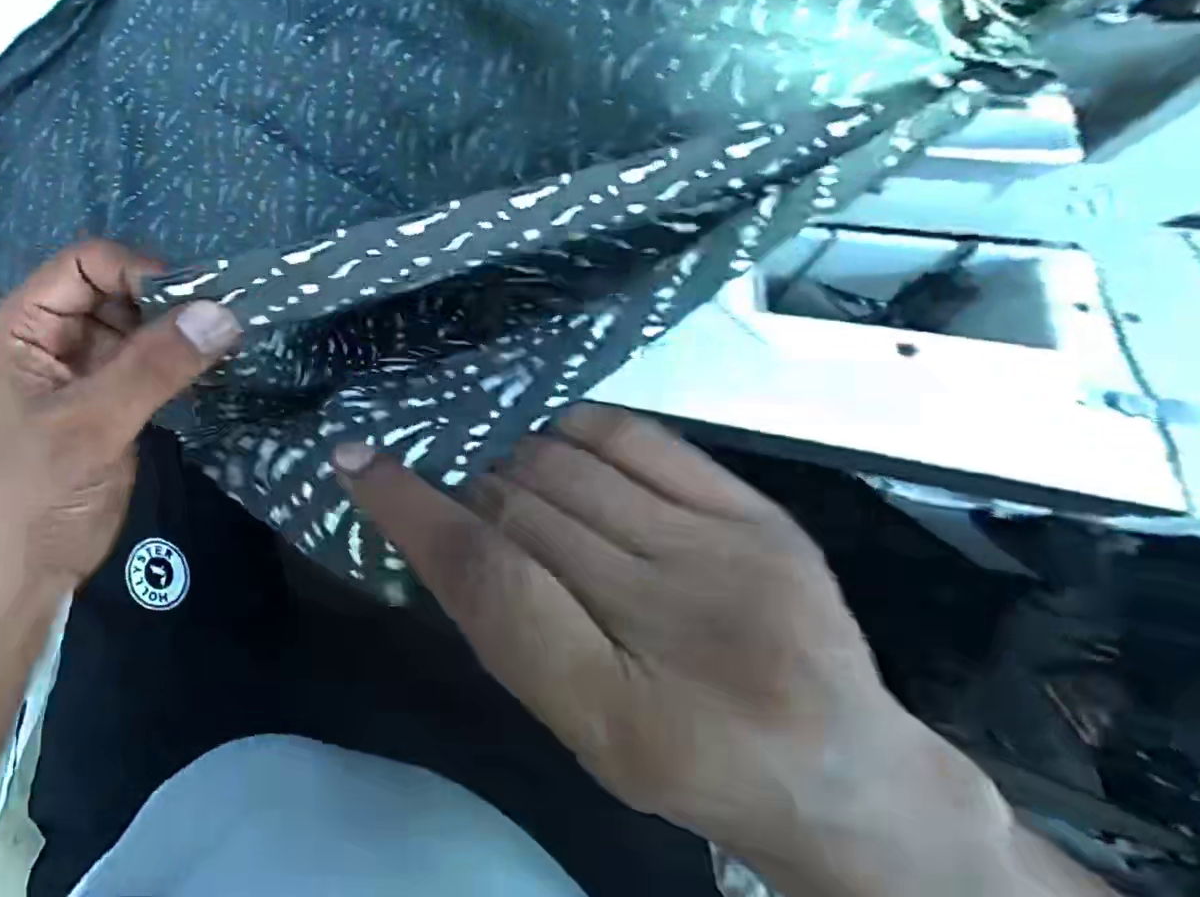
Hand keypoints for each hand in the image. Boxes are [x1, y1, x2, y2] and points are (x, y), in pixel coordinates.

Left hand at [0, 240, 240, 595]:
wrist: (30, 567)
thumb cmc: (38, 490)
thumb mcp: (91, 423)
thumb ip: (152, 367)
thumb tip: (223, 312)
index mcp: (28, 323)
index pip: (88, 262)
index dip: (139, 270)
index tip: (195, 300)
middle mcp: (58, 334)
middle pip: (121, 287)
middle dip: (171, 298)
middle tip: (226, 317)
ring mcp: (91, 365)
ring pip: (144, 322)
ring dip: (184, 327)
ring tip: (231, 337)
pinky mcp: (119, 395)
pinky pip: (157, 359)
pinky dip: (185, 357)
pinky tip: (219, 363)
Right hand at [334, 405, 1078, 895]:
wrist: (842, 770)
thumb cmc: (676, 757)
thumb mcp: (568, 719)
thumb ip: (501, 622)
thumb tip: (436, 516)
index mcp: (616, 709)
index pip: (489, 579)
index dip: (412, 510)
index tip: (357, 461)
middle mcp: (680, 625)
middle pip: (520, 510)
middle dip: (463, 485)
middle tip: (443, 479)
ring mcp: (730, 559)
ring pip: (566, 466)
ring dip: (511, 458)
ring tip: (502, 470)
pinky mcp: (760, 515)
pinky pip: (633, 436)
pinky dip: (571, 429)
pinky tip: (553, 443)